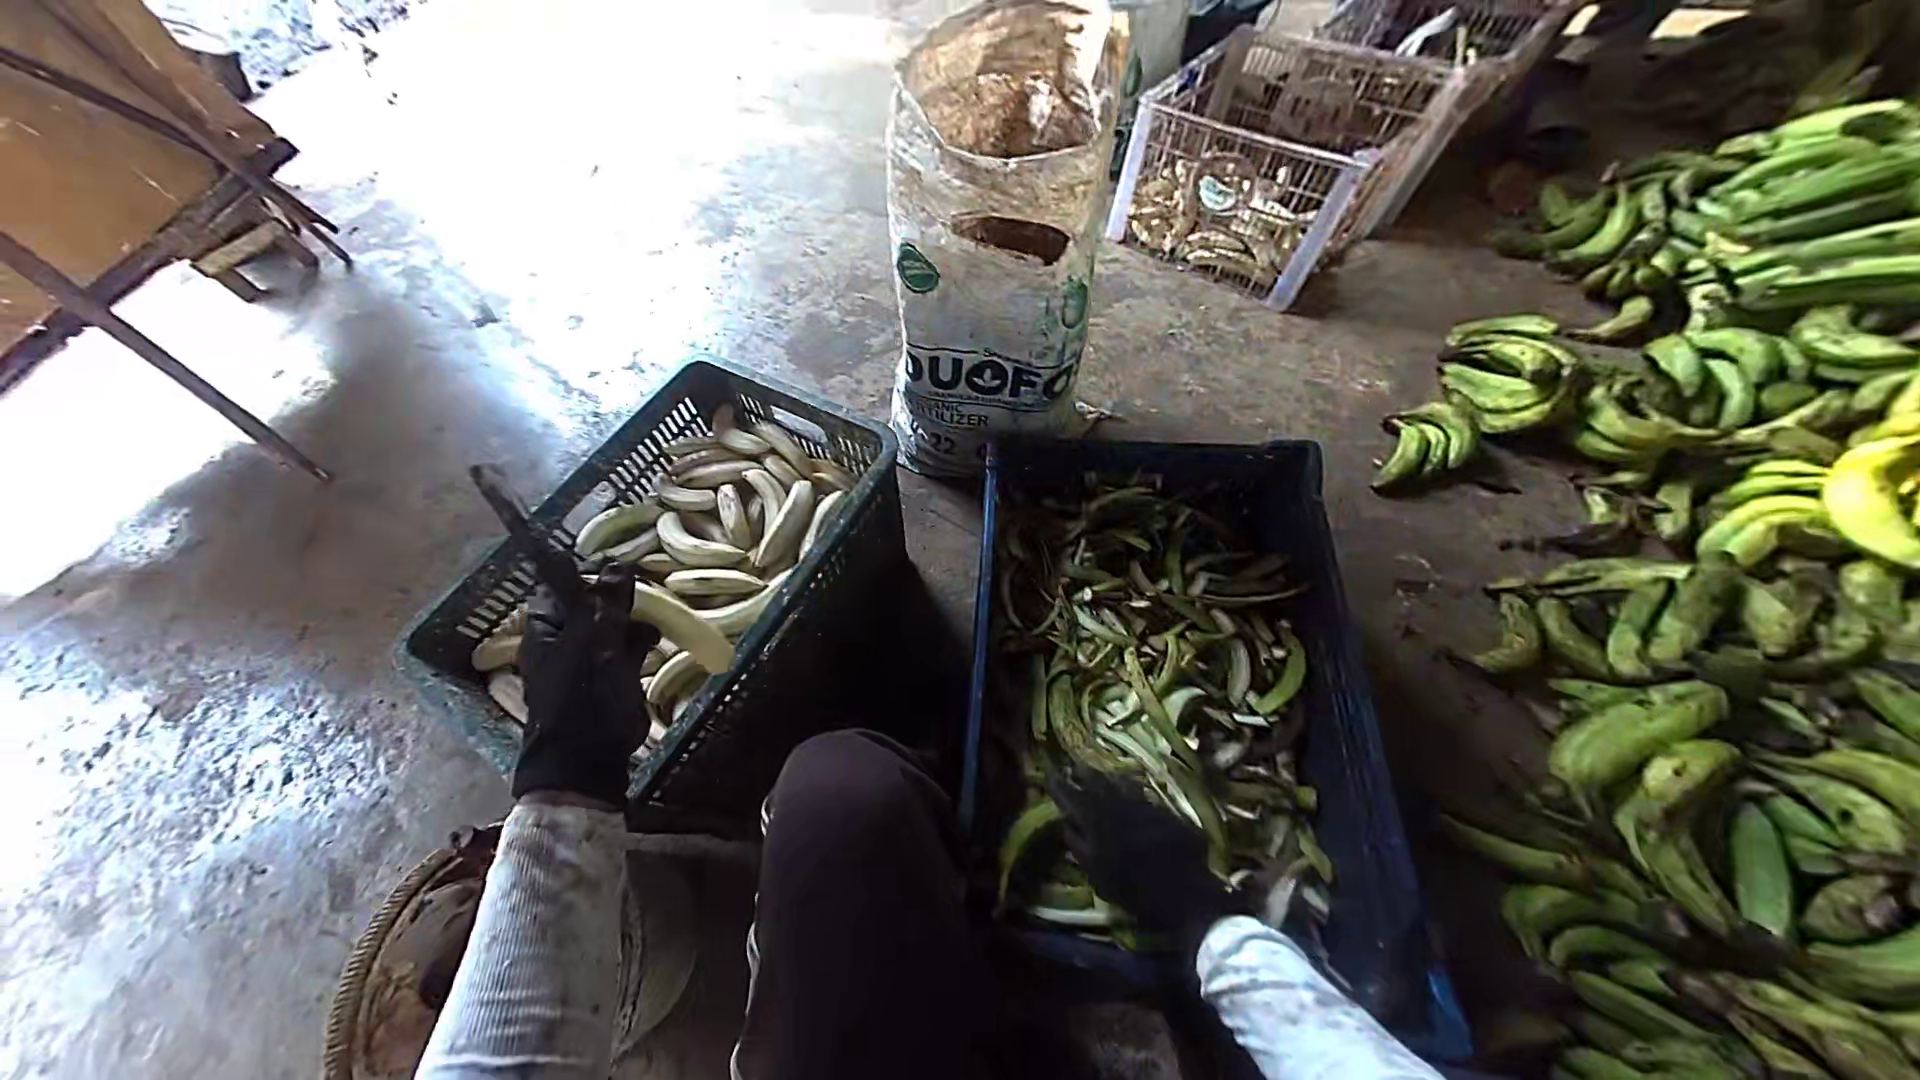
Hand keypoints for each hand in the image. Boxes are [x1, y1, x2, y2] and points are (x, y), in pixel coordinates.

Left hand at [513, 562, 658, 806]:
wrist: (590, 756)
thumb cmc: (584, 696)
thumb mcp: (596, 642)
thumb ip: (607, 603)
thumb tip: (618, 564)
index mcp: (545, 630)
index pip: (563, 586)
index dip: (590, 574)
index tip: (621, 569)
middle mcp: (563, 640)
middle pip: (593, 605)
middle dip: (619, 599)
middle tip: (643, 593)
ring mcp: (587, 659)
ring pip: (613, 625)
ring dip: (633, 620)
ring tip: (652, 620)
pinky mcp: (610, 676)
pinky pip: (626, 647)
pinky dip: (640, 641)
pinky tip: (653, 641)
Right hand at [1047, 767, 1238, 951]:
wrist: (1182, 890)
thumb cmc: (1130, 888)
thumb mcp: (1094, 872)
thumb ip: (1077, 844)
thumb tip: (1065, 823)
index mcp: (1094, 819)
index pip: (1069, 794)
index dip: (1058, 784)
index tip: (1049, 773)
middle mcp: (1115, 803)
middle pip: (1094, 780)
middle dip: (1082, 771)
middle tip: (1074, 765)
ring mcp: (1140, 802)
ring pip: (1119, 781)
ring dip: (1106, 776)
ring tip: (1099, 771)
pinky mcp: (1161, 808)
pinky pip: (1140, 792)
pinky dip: (1130, 788)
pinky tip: (1130, 789)